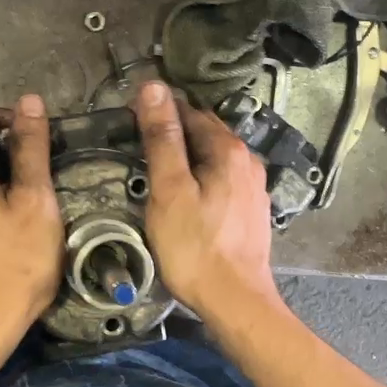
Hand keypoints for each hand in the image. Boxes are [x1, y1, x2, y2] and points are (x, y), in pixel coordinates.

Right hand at [132, 81, 279, 322]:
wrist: (235, 299)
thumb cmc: (194, 247)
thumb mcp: (169, 190)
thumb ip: (162, 139)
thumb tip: (153, 87)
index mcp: (228, 150)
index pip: (189, 113)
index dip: (159, 114)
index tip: (132, 123)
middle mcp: (248, 162)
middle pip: (206, 135)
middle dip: (176, 136)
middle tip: (142, 149)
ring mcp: (254, 189)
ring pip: (216, 161)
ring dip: (191, 160)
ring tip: (161, 175)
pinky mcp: (253, 213)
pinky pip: (224, 184)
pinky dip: (204, 182)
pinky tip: (189, 200)